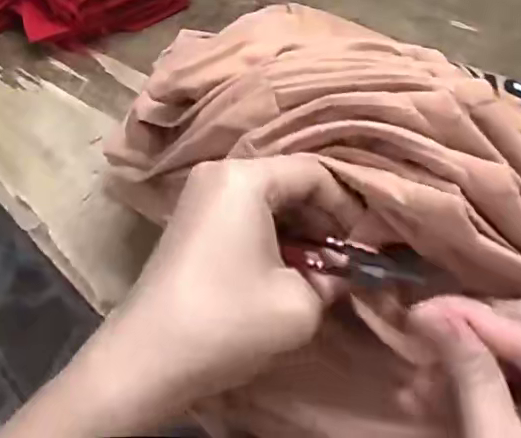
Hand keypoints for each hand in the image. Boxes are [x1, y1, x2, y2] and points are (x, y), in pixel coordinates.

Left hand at [0, 156, 360, 436]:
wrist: (152, 350)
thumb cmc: (229, 317)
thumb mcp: (299, 302)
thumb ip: (331, 277)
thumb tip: (341, 269)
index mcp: (243, 176)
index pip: (312, 171)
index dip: (347, 207)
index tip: (368, 247)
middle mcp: (219, 170)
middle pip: (286, 180)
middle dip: (322, 218)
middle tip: (348, 262)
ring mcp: (200, 191)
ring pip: (266, 197)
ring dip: (298, 228)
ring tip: (321, 271)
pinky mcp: (192, 215)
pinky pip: (244, 210)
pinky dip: (271, 233)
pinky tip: (286, 269)